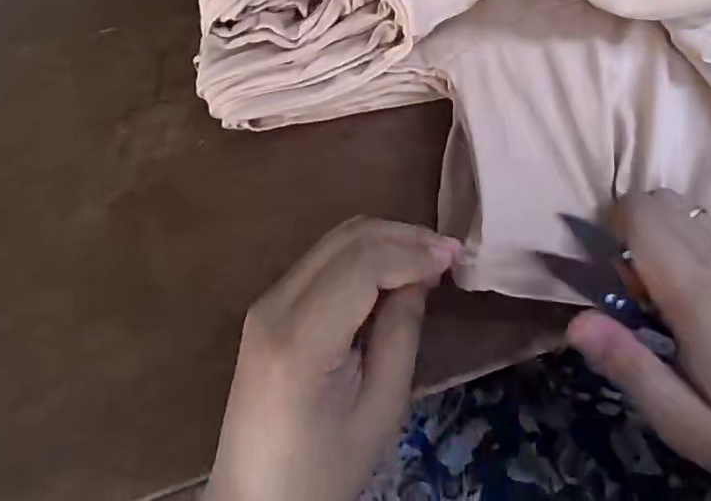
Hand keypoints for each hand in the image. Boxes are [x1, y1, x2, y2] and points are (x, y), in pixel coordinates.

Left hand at [206, 218, 462, 500]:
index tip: (454, 257)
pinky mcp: (270, 302)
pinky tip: (395, 267)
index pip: (362, 264)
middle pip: (349, 239)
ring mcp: (267, 300)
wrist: (255, 500)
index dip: (413, 252)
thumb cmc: (323, 469)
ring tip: (428, 256)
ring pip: (337, 238)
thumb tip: (422, 273)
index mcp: (299, 341)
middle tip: (448, 252)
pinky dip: (366, 251)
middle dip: (404, 236)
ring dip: (387, 239)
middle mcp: (275, 305)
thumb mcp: (380, 410)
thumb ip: (402, 332)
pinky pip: (325, 256)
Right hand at [566, 191, 710, 500]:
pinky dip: (681, 229)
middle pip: (656, 198)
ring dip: (655, 225)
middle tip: (630, 284)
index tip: (608, 270)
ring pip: (680, 202)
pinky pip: (705, 218)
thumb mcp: (680, 420)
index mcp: (695, 291)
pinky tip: (689, 282)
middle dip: (628, 224)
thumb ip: (626, 364)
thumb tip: (575, 321)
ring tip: (658, 283)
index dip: (610, 226)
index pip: (640, 213)